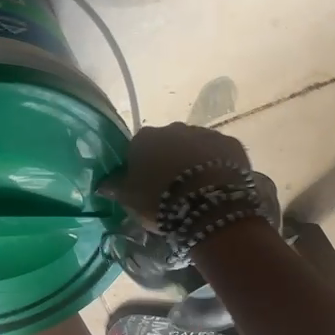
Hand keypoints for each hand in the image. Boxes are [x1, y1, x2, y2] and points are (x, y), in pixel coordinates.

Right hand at [101, 122, 251, 229]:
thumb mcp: (128, 200)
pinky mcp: (232, 144)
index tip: (145, 185)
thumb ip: (114, 187)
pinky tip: (217, 184)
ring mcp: (206, 133)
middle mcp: (174, 128)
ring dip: (193, 161)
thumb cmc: (160, 201)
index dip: (141, 166)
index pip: (137, 148)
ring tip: (196, 188)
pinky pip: (220, 153)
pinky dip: (217, 164)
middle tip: (171, 188)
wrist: (209, 206)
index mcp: (144, 139)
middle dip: (169, 160)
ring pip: (195, 146)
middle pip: (168, 143)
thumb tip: (101, 184)